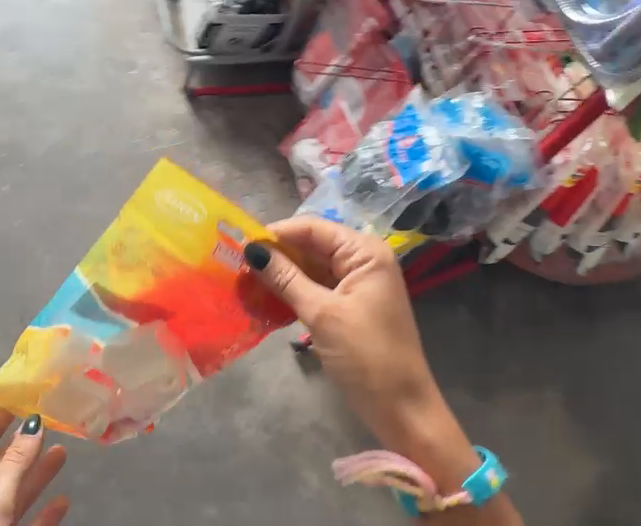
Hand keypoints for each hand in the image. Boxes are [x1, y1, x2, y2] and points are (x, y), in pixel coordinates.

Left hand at [0, 410, 70, 525]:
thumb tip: (34, 422)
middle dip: (26, 444)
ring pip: (18, 494)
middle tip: (51, 419)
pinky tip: (63, 501)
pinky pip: (30, 523)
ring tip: (62, 452)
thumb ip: (15, 462)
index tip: (22, 393)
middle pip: (2, 465)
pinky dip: (46, 512)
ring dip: (39, 474)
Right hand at [248, 217, 521, 525]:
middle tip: (237, 265)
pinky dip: (293, 291)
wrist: (403, 412)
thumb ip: (285, 278)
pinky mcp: (350, 305)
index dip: (276, 233)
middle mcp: (363, 259)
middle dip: (276, 255)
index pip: (312, 228)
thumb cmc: (367, 357)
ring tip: (245, 282)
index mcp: (364, 252)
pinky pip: (316, 287)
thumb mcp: (322, 314)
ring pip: (310, 267)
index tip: (239, 244)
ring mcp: (357, 283)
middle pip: (310, 245)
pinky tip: (265, 298)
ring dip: (281, 275)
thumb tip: (251, 249)